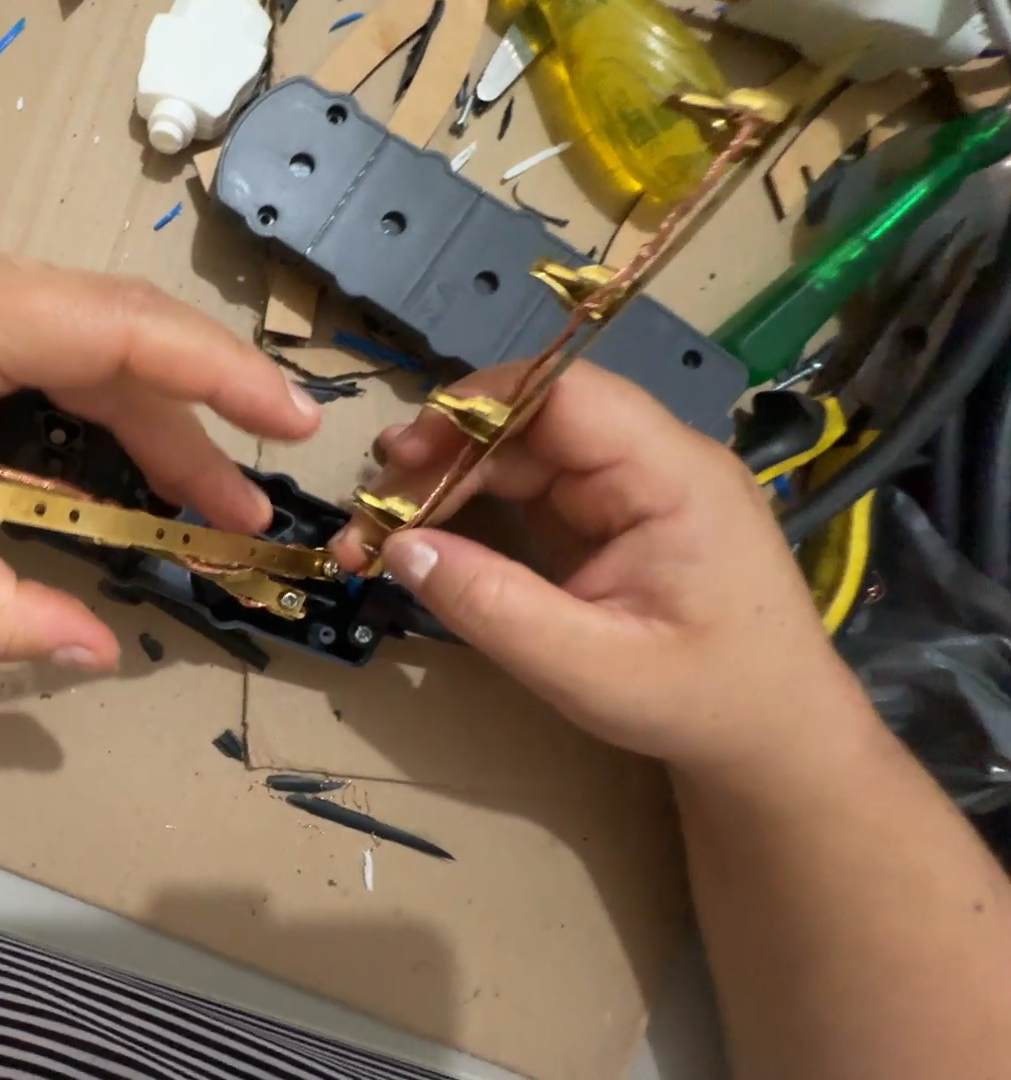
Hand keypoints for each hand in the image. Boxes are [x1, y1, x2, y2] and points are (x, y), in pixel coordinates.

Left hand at [0, 231, 321, 671]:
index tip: (291, 419)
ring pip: (102, 350)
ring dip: (162, 426)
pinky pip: (68, 356)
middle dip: (198, 421)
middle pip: (120, 340)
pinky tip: (146, 469)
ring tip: (215, 505)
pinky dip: (115, 415)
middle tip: (251, 505)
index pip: (114, 327)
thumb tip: (100, 655)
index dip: (216, 370)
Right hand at [331, 360, 873, 773]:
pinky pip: (507, 489)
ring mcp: (611, 489)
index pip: (563, 394)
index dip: (474, 408)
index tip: (403, 458)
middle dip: (431, 463)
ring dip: (431, 486)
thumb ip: (491, 606)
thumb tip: (397, 546)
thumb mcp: (589, 670)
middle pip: (516, 426)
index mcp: (668, 479)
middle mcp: (640, 465)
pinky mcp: (588, 516)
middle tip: (366, 519)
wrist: (768, 739)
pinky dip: (452, 508)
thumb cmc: (700, 703)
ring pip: (501, 455)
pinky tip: (413, 535)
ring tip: (373, 527)